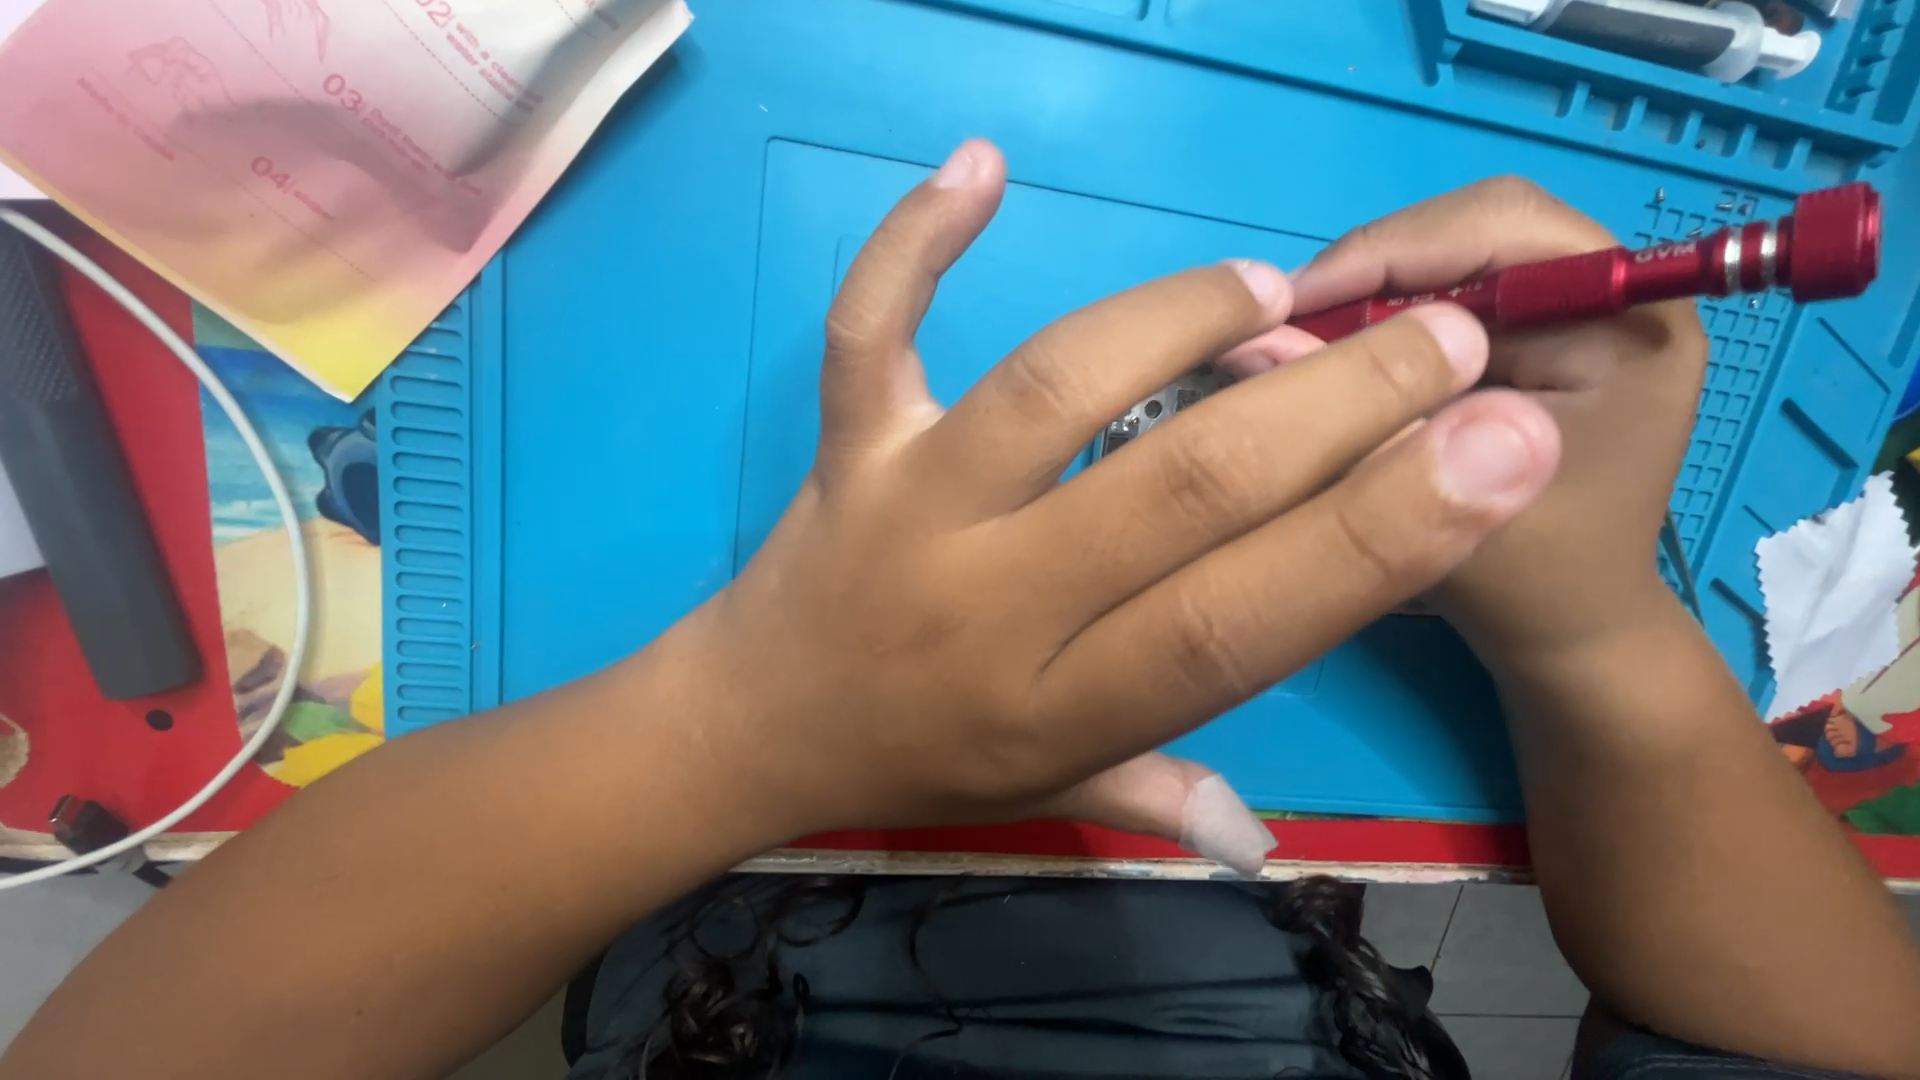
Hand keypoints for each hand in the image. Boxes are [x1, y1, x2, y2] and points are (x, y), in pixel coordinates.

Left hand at [658, 142, 1559, 871]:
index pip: (1239, 624)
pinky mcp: (844, 447)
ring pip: (1051, 393)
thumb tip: (1270, 841)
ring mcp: (906, 507)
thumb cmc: (915, 762)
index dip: (1381, 537)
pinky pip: (870, 332)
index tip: (1501, 448)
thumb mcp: (1044, 800)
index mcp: (1059, 704)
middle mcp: (989, 601)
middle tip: (1441, 334)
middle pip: (1177, 491)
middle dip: (1330, 406)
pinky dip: (913, 244)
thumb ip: (1159, 795)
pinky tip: (979, 166)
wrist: (755, 725)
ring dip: (1172, 324)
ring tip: (1268, 293)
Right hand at [1284, 177, 1708, 663]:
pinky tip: (1328, 362)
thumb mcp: (1429, 506)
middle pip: (1469, 234)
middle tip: (1282, 325)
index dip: (1384, 253)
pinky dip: (1373, 326)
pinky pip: (1436, 305)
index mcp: (1630, 320)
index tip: (1285, 306)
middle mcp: (1607, 296)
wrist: (1567, 628)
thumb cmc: (1526, 582)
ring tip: (1294, 343)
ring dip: (1361, 298)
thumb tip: (1244, 342)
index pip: (1501, 229)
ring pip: (1444, 264)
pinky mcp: (1524, 343)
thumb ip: (1349, 423)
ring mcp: (1565, 317)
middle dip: (1366, 273)